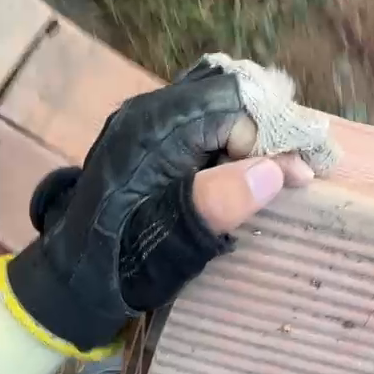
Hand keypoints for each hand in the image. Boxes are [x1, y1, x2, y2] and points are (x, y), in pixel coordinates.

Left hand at [2, 58, 316, 353]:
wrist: (69, 278)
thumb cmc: (117, 265)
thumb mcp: (168, 243)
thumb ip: (215, 204)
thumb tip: (273, 172)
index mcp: (152, 129)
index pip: (235, 106)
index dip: (276, 138)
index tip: (305, 175)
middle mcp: (147, 112)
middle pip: (228, 95)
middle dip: (273, 128)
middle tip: (304, 168)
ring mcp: (143, 122)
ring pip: (218, 103)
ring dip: (257, 131)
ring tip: (286, 166)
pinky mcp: (145, 138)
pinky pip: (202, 119)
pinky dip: (234, 136)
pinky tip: (250, 165)